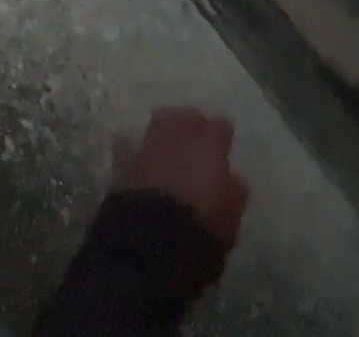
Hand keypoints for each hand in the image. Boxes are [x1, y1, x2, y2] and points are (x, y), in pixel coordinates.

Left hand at [113, 107, 249, 248]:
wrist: (148, 243)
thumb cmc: (199, 231)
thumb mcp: (230, 220)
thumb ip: (234, 193)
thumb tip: (233, 180)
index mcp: (209, 147)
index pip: (220, 126)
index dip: (223, 135)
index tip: (225, 144)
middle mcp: (178, 138)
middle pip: (186, 116)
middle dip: (192, 124)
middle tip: (196, 139)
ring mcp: (148, 147)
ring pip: (157, 122)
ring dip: (164, 128)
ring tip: (168, 141)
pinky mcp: (124, 162)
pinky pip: (127, 144)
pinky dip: (132, 147)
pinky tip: (136, 155)